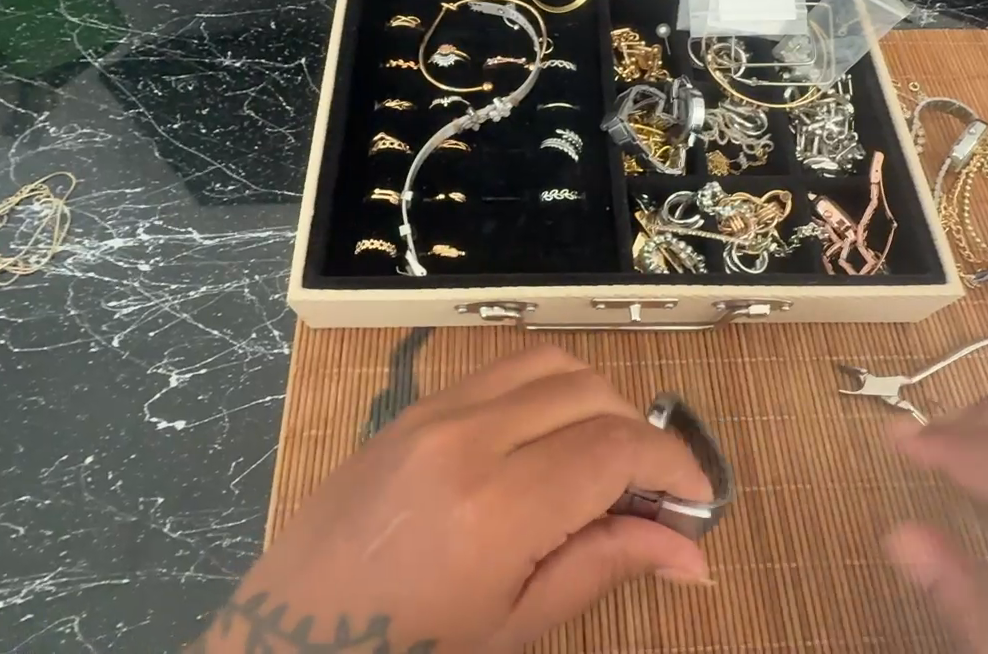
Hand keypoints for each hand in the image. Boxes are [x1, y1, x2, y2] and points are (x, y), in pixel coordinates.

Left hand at [196, 347, 712, 653]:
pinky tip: (546, 439)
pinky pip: (502, 369)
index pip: (614, 448)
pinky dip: (547, 389)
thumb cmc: (408, 650)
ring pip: (549, 363)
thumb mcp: (514, 626)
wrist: (289, 634)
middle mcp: (468, 435)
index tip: (698, 498)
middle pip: (589, 392)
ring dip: (595, 399)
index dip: (672, 464)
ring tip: (601, 459)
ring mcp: (436, 409)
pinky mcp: (417, 403)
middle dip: (638, 433)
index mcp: (495, 506)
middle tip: (648, 493)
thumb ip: (604, 566)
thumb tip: (692, 553)